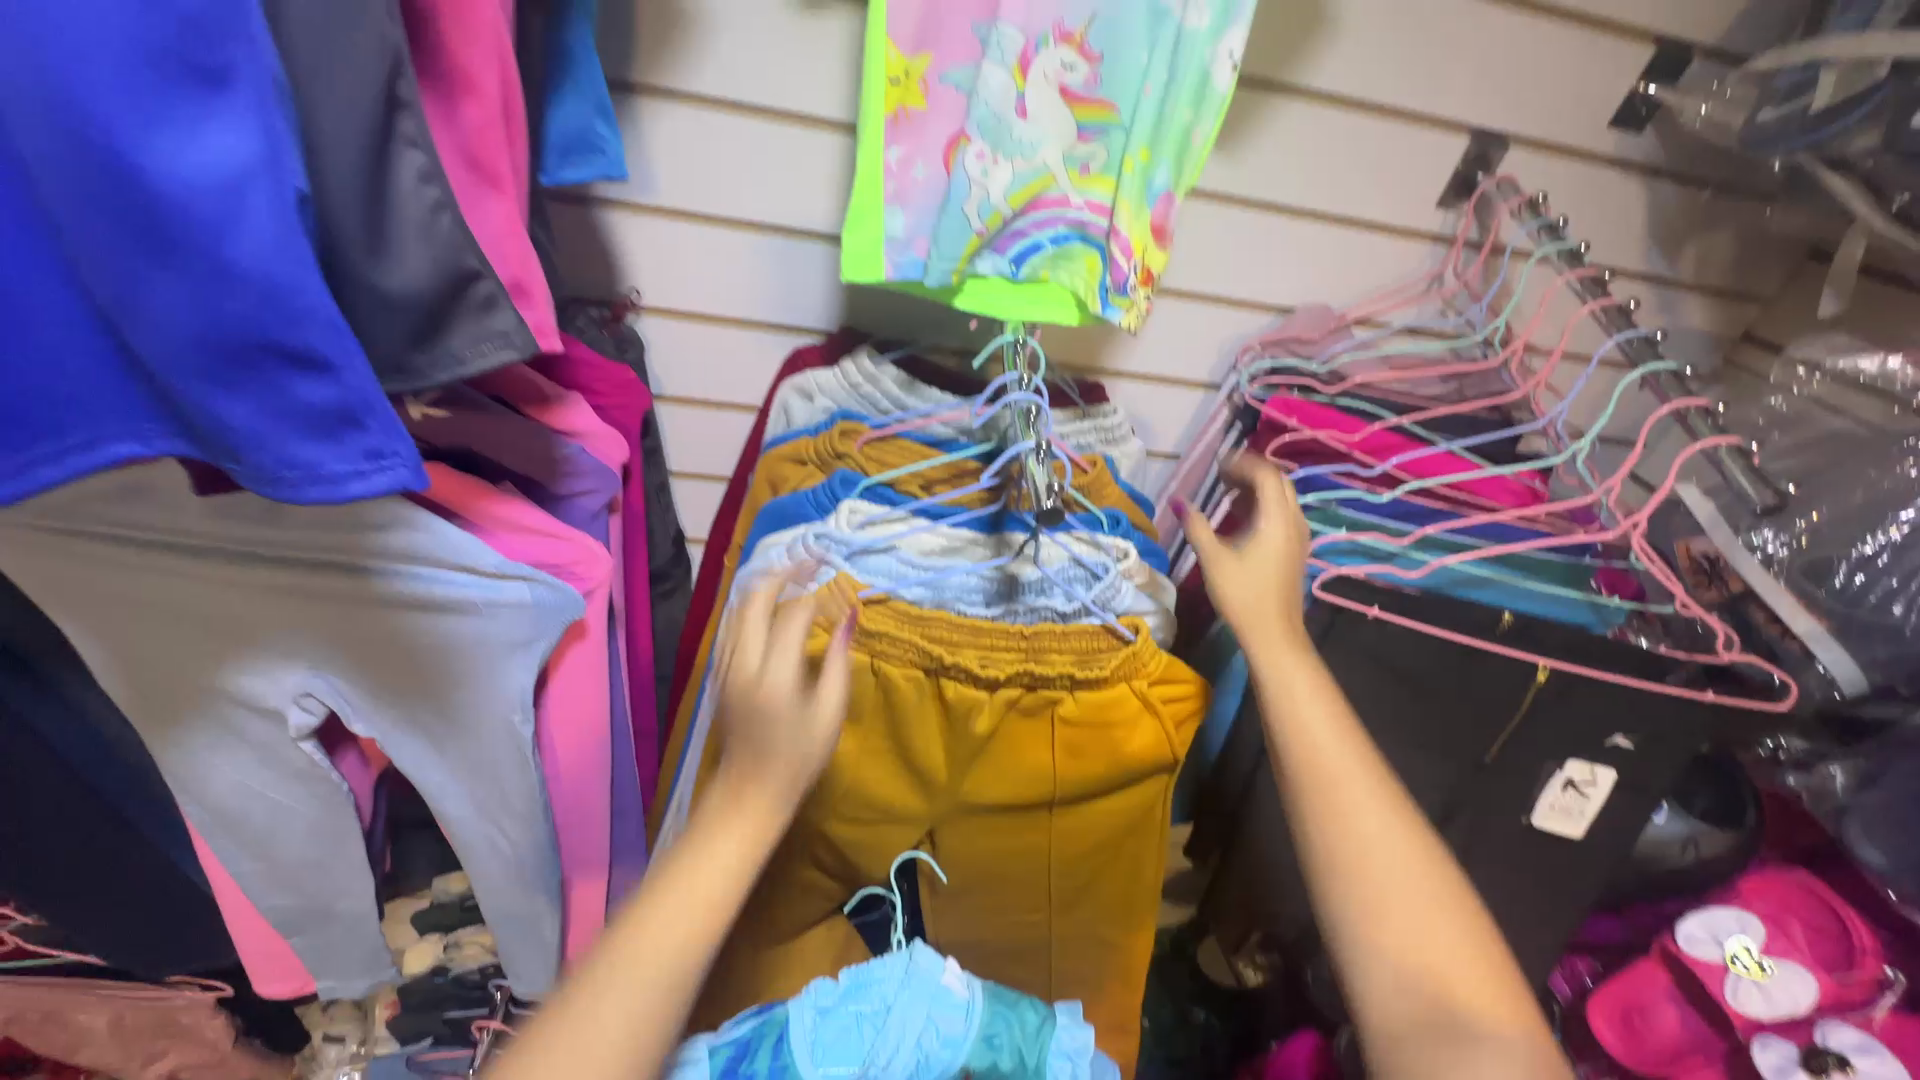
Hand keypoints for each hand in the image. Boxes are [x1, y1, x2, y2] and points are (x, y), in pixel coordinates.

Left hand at [709, 565, 854, 814]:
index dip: (817, 596)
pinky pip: (730, 625)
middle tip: (810, 562)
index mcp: (775, 677)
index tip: (837, 589)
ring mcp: (724, 667)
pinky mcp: (718, 672)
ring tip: (791, 573)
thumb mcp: (831, 713)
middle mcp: (742, 664)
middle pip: (754, 600)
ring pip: (736, 608)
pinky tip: (768, 602)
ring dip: (763, 585)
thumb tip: (848, 618)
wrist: (749, 790)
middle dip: (782, 574)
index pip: (793, 616)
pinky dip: (749, 605)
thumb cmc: (799, 756)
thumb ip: (840, 662)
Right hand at [1179, 453, 1312, 655]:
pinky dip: (1263, 505)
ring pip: (1282, 497)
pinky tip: (1241, 518)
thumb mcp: (1213, 559)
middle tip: (1221, 476)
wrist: (1273, 633)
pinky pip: (1283, 513)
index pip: (1265, 474)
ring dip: (1257, 489)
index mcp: (1276, 518)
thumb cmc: (1242, 595)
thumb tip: (1177, 501)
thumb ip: (1196, 526)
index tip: (1216, 466)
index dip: (1241, 464)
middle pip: (1278, 481)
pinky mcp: (1295, 548)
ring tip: (1227, 494)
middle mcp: (1294, 520)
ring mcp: (1298, 535)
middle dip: (1250, 472)